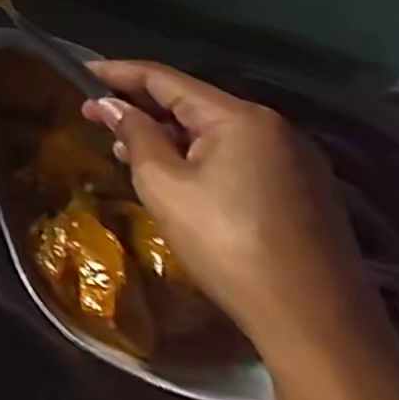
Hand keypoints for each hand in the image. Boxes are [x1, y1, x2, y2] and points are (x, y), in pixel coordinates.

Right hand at [78, 60, 371, 348]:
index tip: (80, 70)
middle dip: (139, 105)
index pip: (165, 78)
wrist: (318, 328)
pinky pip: (235, 154)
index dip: (117, 71)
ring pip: (212, 130)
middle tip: (93, 114)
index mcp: (241, 119)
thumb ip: (135, 135)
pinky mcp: (301, 191)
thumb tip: (110, 104)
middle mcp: (274, 129)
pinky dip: (195, 154)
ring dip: (165, 133)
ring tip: (123, 146)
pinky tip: (169, 172)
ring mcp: (293, 161)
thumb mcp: (164, 185)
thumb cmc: (228, 244)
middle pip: (191, 101)